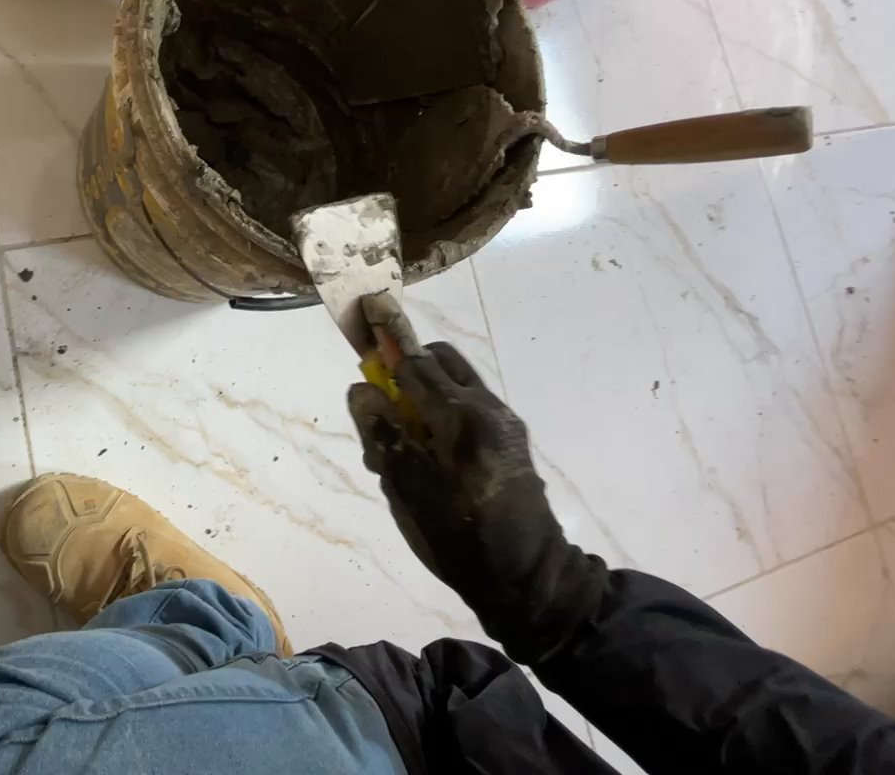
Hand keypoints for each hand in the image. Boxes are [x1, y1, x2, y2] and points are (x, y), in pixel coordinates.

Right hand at [347, 296, 604, 663]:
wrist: (531, 581)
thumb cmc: (458, 541)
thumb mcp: (406, 492)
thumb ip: (383, 433)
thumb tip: (363, 388)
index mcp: (461, 420)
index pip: (413, 363)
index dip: (386, 340)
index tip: (368, 313)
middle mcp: (487, 408)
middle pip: (438, 358)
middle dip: (406, 365)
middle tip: (384, 403)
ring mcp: (504, 420)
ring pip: (453, 378)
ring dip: (423, 388)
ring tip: (406, 437)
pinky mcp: (510, 435)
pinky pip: (467, 402)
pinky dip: (441, 408)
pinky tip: (430, 452)